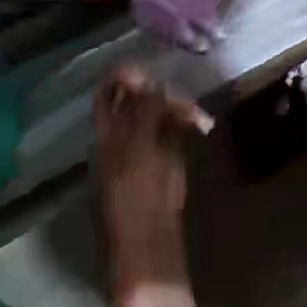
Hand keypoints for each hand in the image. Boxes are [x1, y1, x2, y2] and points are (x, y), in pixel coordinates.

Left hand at [94, 66, 207, 282]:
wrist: (150, 233)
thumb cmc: (134, 190)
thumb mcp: (136, 145)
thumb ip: (146, 110)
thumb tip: (159, 84)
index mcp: (106, 129)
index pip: (108, 89)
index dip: (123, 75)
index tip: (146, 72)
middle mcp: (124, 129)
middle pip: (136, 94)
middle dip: (156, 87)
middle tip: (174, 90)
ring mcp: (147, 139)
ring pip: (160, 107)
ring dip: (178, 104)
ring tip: (194, 113)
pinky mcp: (169, 150)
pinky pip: (177, 123)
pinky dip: (189, 118)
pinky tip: (200, 122)